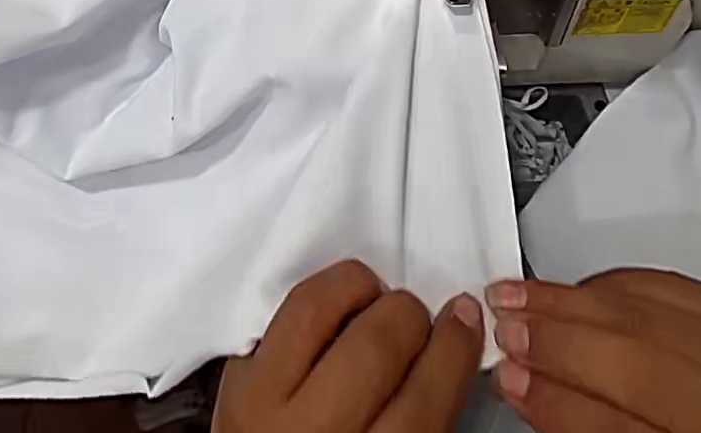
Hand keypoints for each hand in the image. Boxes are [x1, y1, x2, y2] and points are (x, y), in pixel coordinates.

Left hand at [217, 260, 484, 432]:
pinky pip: (285, 307)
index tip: (464, 319)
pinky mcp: (236, 380)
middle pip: (373, 349)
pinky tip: (339, 308)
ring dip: (360, 289)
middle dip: (409, 317)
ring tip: (375, 302)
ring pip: (316, 307)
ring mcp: (262, 408)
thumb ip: (423, 412)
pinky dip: (322, 292)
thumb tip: (455, 336)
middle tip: (417, 320)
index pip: (422, 405)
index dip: (453, 349)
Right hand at [485, 269, 700, 432]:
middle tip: (507, 326)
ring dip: (573, 299)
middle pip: (643, 362)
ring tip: (522, 295)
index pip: (627, 427)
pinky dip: (616, 282)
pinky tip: (579, 285)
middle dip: (559, 339)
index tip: (511, 377)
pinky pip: (671, 287)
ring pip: (650, 314)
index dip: (560, 402)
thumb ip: (585, 422)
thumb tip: (522, 379)